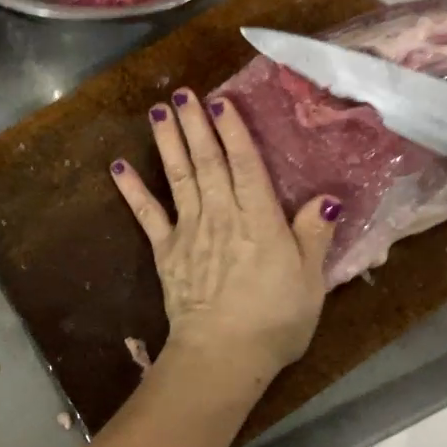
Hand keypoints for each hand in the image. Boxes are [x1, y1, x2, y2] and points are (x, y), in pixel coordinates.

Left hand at [110, 87, 340, 381]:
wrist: (223, 353)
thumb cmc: (275, 319)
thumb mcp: (310, 280)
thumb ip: (313, 234)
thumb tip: (328, 197)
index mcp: (259, 218)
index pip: (244, 164)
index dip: (232, 131)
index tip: (220, 101)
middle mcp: (221, 213)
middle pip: (207, 161)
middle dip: (195, 124)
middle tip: (182, 93)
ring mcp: (189, 229)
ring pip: (178, 177)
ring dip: (168, 143)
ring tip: (157, 112)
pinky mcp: (165, 250)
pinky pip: (147, 214)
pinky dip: (132, 190)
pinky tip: (117, 167)